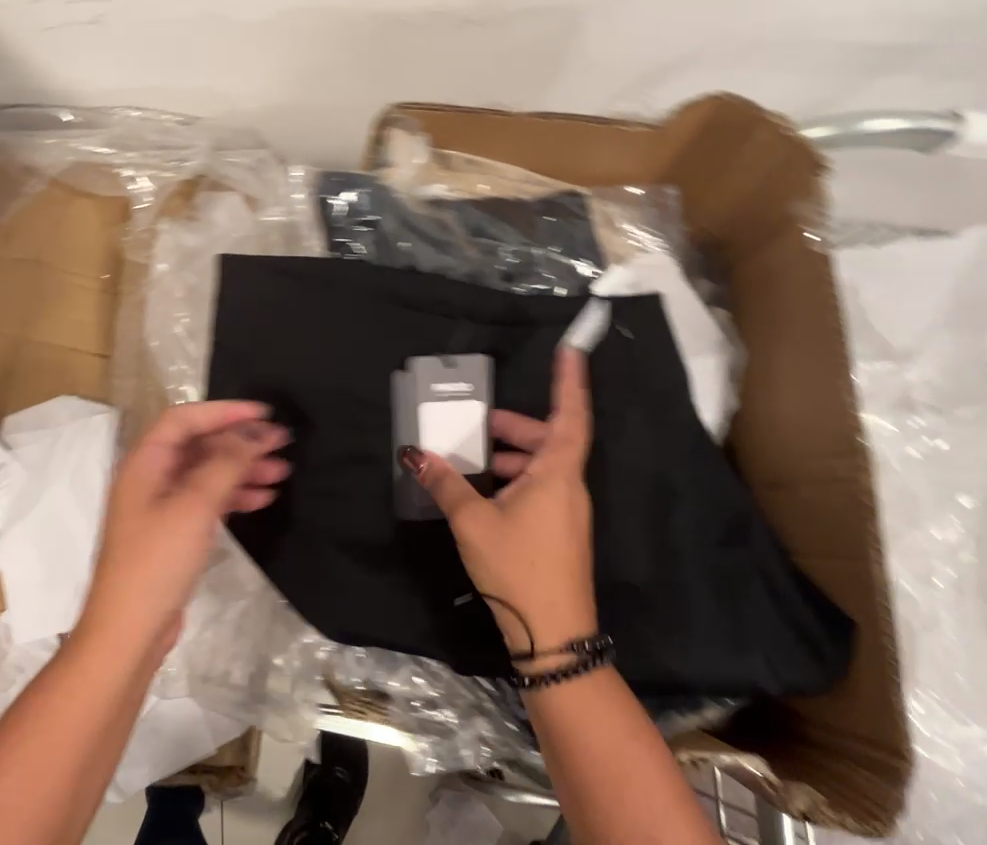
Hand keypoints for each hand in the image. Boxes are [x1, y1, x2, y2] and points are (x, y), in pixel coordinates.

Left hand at [78, 401, 290, 656]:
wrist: (129, 630)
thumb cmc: (157, 561)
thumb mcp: (195, 506)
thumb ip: (225, 463)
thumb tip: (254, 431)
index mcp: (145, 462)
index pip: (185, 418)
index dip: (225, 411)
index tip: (264, 414)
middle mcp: (150, 477)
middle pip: (199, 444)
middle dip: (240, 441)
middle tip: (282, 443)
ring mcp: (161, 506)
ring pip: (207, 473)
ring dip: (243, 469)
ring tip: (283, 472)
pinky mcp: (173, 532)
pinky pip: (208, 500)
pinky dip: (235, 496)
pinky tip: (263, 499)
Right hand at [400, 346, 596, 659]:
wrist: (553, 634)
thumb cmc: (516, 567)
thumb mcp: (473, 522)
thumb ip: (445, 484)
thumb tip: (415, 454)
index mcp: (557, 474)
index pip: (570, 416)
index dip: (570, 382)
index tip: (571, 350)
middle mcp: (569, 487)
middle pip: (549, 441)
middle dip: (514, 428)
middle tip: (478, 424)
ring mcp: (566, 513)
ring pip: (542, 468)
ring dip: (509, 459)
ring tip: (470, 460)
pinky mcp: (559, 533)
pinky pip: (539, 490)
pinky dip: (512, 482)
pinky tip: (480, 495)